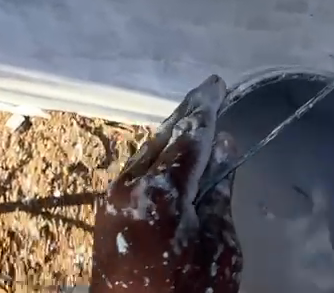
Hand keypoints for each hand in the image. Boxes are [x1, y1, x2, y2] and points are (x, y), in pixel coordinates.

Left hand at [91, 76, 239, 292]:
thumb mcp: (219, 251)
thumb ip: (219, 194)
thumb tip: (224, 146)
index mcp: (160, 190)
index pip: (189, 136)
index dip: (207, 109)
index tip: (219, 84)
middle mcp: (130, 181)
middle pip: (165, 136)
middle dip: (189, 112)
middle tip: (210, 90)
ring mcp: (114, 194)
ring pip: (149, 150)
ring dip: (173, 133)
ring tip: (196, 116)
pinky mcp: (109, 209)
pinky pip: (139, 168)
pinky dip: (159, 154)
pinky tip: (174, 151)